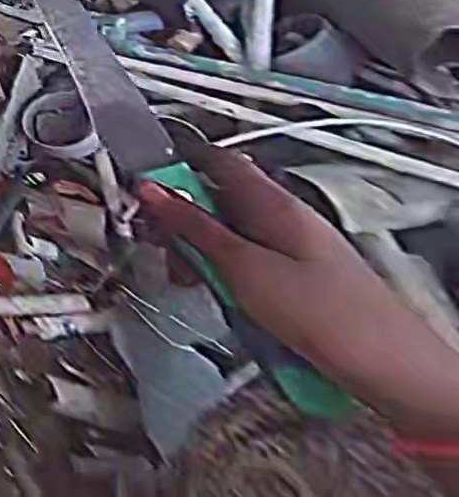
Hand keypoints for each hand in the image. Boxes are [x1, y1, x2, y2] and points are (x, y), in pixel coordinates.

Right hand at [140, 147, 458, 437]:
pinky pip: (237, 262)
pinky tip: (213, 291)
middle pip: (211, 200)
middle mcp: (282, 221)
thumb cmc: (329, 316)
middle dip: (176, 217)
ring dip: (193, 250)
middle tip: (157, 237)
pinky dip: (216, 272)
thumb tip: (150, 189)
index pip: (215, 161)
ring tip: (186, 275)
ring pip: (220, 234)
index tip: (139, 175)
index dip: (174, 160)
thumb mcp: (241, 265)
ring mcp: (288, 251)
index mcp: (275, 205)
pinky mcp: (289, 279)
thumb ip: (190, 224)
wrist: (400, 379)